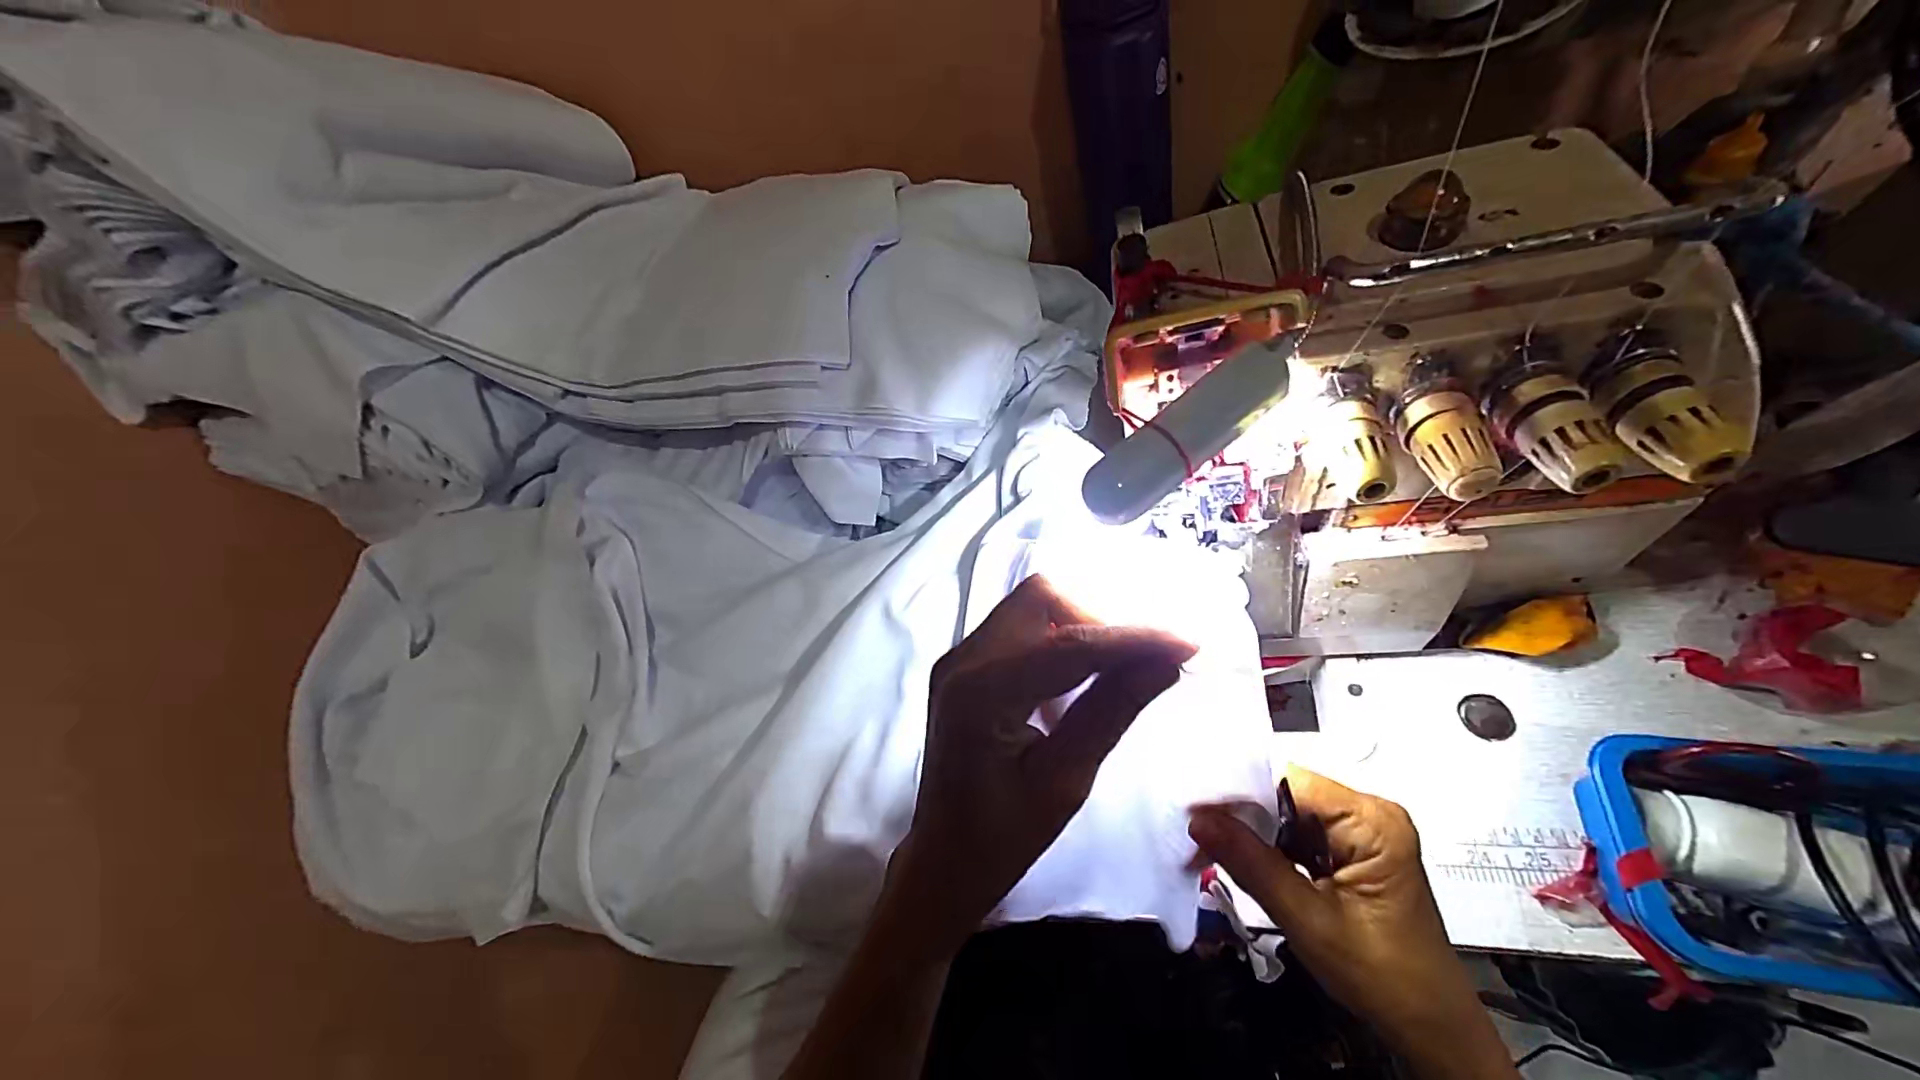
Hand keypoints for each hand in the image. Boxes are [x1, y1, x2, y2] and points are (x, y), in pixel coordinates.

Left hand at [885, 574, 1196, 954]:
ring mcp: (957, 659)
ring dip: (1076, 627)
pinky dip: (1053, 639)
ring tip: (1111, 672)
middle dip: (1097, 623)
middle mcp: (962, 661)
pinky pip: (1016, 628)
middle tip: (1136, 665)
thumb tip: (1166, 661)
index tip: (1187, 643)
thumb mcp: (1066, 780)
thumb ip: (1112, 710)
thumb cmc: (1003, 838)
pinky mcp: (961, 667)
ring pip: (1028, 607)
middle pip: (1041, 599)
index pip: (1070, 644)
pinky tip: (1073, 682)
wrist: (942, 860)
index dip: (1134, 638)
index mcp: (982, 694)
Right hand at [1189, 768, 1517, 1079]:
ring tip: (1210, 842)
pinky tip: (1241, 856)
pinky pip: (1299, 831)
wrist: (1431, 1027)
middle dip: (1240, 813)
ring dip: (1251, 830)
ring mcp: (1363, 831)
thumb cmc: (1382, 977)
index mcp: (1372, 821)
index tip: (1195, 807)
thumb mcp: (1307, 920)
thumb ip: (1250, 863)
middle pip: (1286, 793)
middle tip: (1195, 829)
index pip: (1288, 781)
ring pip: (1287, 812)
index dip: (1238, 791)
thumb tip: (1199, 819)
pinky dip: (1269, 845)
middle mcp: (1370, 814)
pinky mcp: (1352, 848)